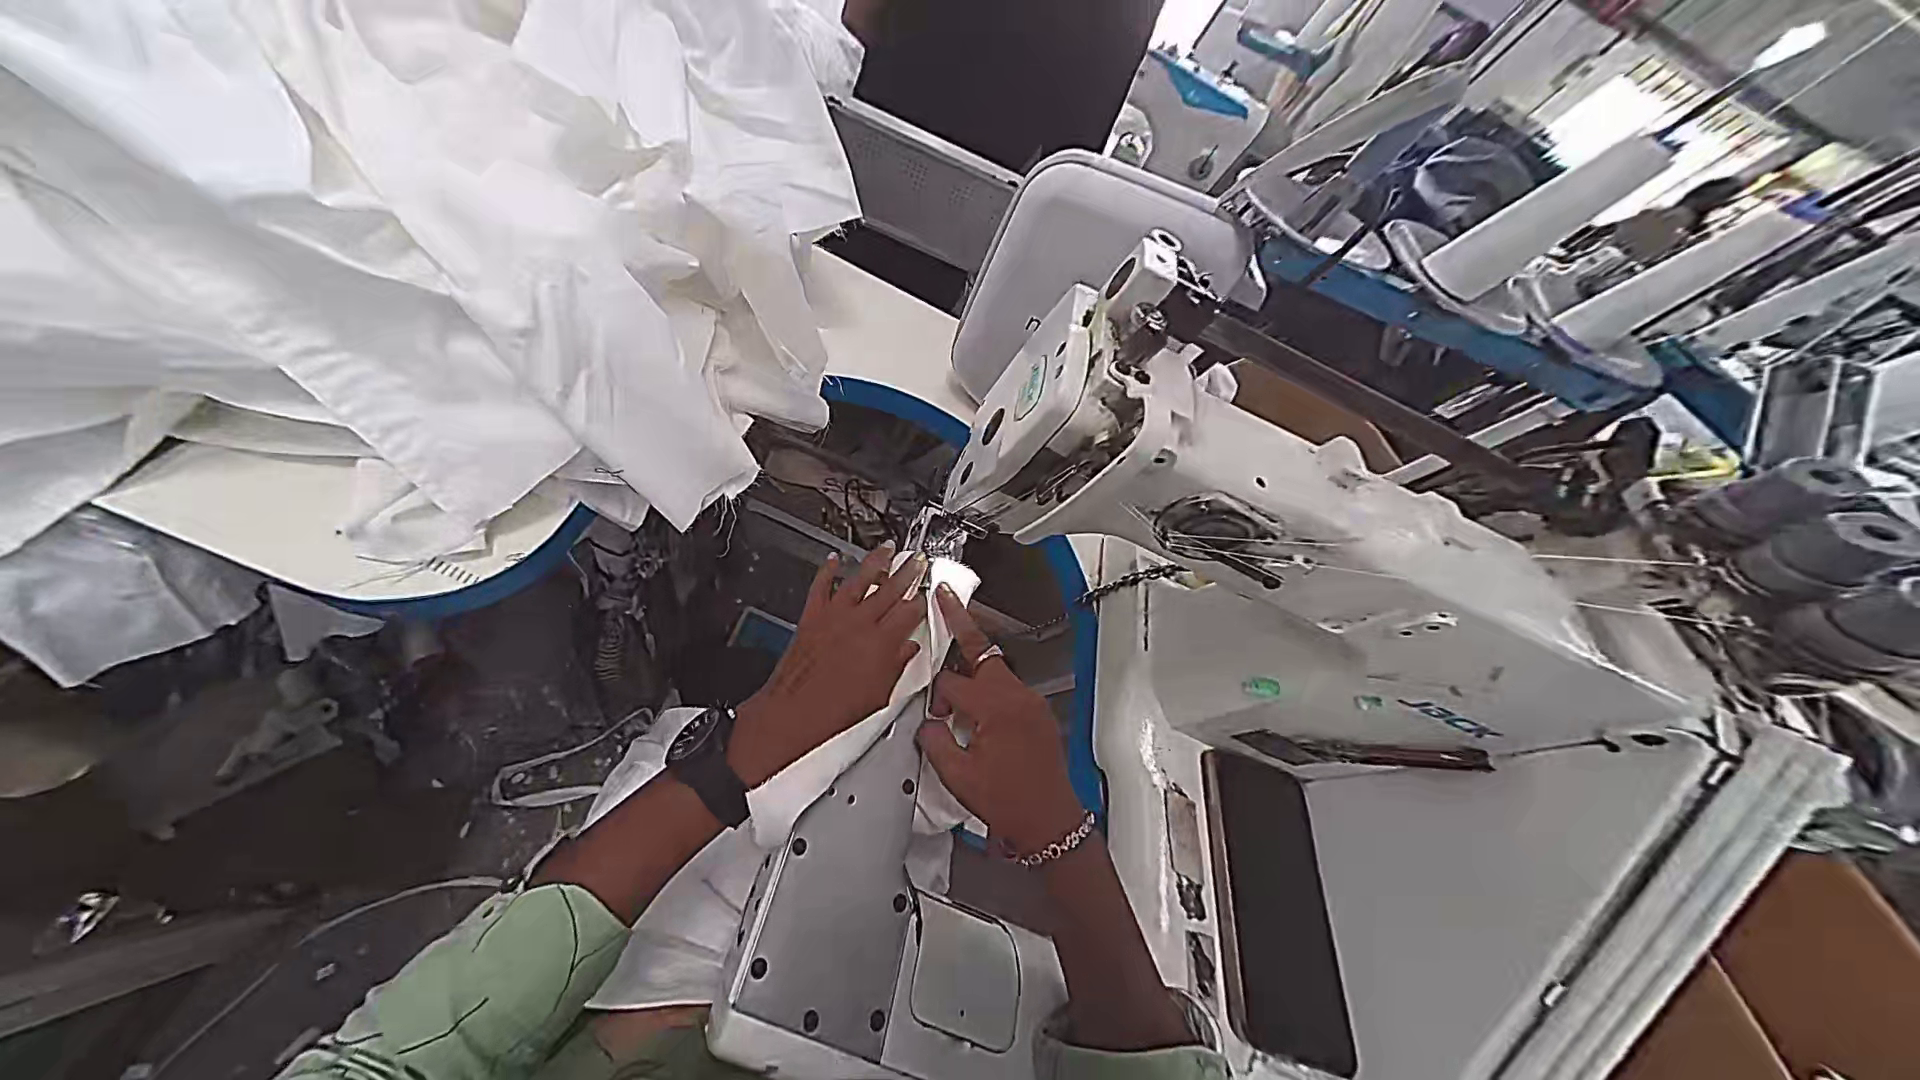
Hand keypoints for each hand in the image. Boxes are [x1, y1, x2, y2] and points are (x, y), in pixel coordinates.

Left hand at [730, 543, 927, 786]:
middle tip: (918, 560)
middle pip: (891, 588)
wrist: (794, 712)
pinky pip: (821, 585)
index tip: (928, 596)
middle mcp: (860, 622)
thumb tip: (909, 652)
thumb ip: (898, 666)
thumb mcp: (880, 693)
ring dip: (876, 561)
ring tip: (887, 549)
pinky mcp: (813, 616)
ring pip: (860, 579)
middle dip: (909, 572)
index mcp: (882, 641)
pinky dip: (827, 570)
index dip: (922, 602)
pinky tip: (833, 560)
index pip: (911, 611)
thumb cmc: (834, 710)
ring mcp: (835, 615)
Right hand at [918, 585, 1085, 855]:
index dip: (934, 694)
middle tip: (946, 599)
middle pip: (981, 651)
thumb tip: (928, 725)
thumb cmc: (1011, 802)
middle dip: (960, 625)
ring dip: (973, 668)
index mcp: (995, 708)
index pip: (952, 682)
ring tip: (957, 666)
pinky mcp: (1037, 714)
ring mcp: (1031, 703)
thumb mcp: (957, 775)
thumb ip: (935, 741)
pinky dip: (990, 689)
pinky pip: (1009, 689)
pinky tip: (979, 709)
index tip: (928, 705)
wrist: (1050, 821)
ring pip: (995, 669)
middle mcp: (1017, 697)